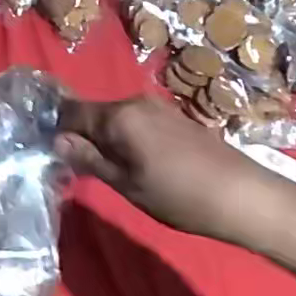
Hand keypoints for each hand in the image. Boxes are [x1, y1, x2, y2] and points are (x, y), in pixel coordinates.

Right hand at [57, 94, 295, 245]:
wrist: (242, 194)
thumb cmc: (179, 195)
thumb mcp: (127, 184)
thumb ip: (90, 159)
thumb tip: (58, 140)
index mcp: (119, 115)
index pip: (72, 111)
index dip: (58, 131)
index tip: (52, 155)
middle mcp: (135, 101)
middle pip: (94, 113)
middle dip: (82, 136)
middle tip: (78, 170)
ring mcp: (157, 106)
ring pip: (115, 117)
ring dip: (105, 138)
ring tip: (107, 171)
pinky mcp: (173, 116)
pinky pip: (135, 120)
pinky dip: (126, 137)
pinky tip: (135, 162)